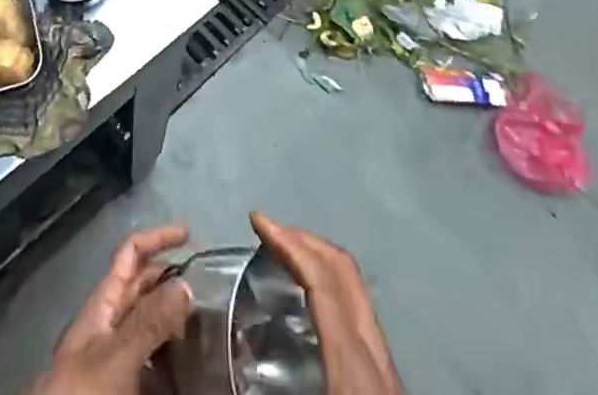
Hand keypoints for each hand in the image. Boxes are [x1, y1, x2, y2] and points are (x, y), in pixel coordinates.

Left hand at [24, 225, 193, 394]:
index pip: (130, 253)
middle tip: (209, 282)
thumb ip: (149, 322)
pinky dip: (172, 355)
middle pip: (142, 285)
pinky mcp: (124, 383)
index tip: (189, 233)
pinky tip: (192, 364)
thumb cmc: (80, 391)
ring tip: (208, 322)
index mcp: (102, 302)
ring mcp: (115, 354)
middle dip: (172, 277)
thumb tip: (186, 284)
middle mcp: (109, 322)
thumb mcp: (116, 355)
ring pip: (150, 323)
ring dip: (175, 318)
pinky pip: (153, 360)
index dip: (157, 237)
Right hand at [251, 212, 404, 394]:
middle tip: (267, 229)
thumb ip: (271, 386)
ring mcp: (382, 356)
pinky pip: (354, 306)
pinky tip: (307, 301)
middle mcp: (371, 347)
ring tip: (282, 254)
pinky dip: (327, 283)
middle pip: (343, 269)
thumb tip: (214, 382)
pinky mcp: (383, 370)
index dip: (289, 242)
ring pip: (353, 285)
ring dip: (317, 257)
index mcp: (351, 360)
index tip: (258, 220)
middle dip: (303, 238)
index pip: (321, 281)